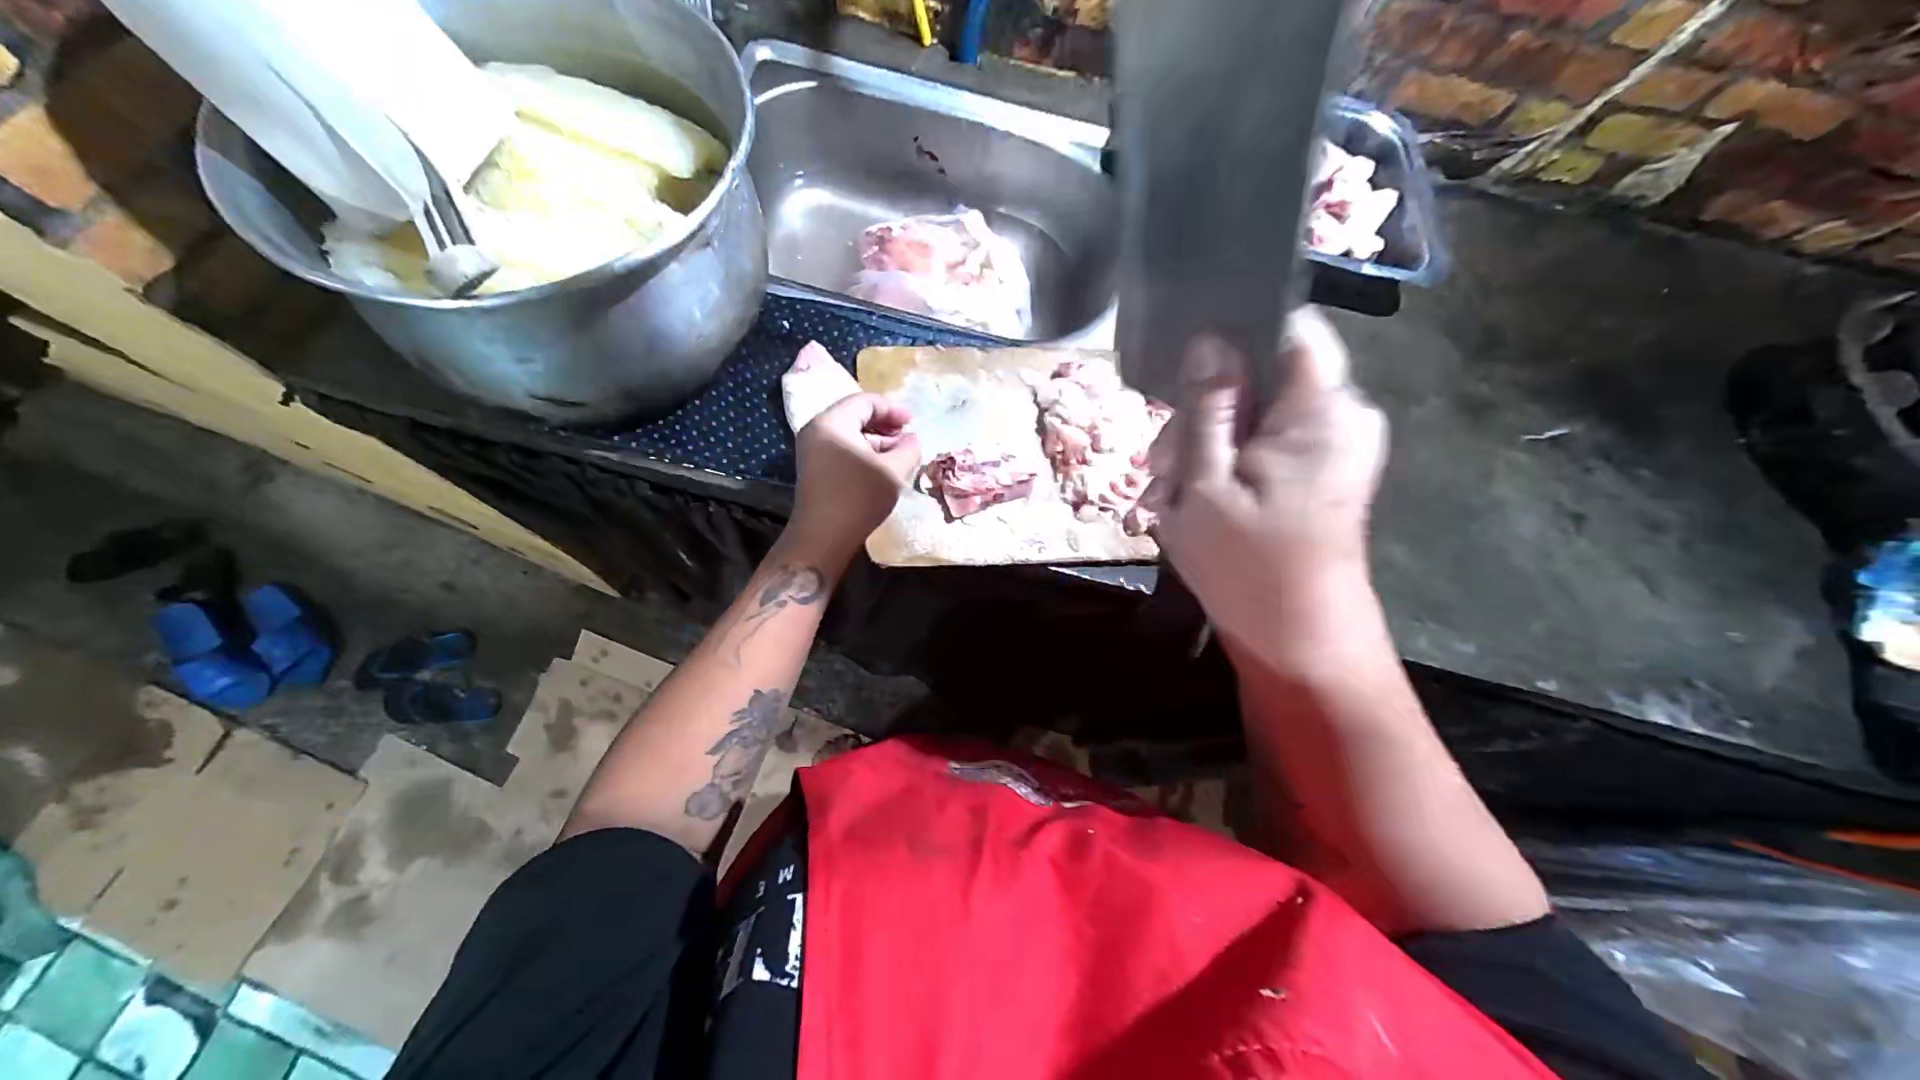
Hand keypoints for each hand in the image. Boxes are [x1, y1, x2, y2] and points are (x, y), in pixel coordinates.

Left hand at [787, 393, 921, 564]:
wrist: (823, 537)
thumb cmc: (859, 497)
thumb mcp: (893, 470)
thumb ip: (909, 448)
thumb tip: (912, 439)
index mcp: (833, 422)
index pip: (866, 401)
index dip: (893, 409)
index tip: (913, 422)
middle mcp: (817, 430)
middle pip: (855, 415)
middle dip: (884, 424)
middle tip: (907, 437)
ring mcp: (812, 450)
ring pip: (849, 433)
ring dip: (875, 440)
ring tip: (898, 455)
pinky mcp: (814, 468)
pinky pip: (841, 448)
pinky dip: (862, 452)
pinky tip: (880, 468)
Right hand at [1141, 308, 1388, 672]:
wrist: (1297, 640)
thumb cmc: (1247, 566)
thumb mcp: (1205, 483)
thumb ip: (1208, 407)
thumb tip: (1209, 342)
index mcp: (1322, 411)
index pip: (1289, 329)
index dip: (1234, 336)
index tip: (1186, 376)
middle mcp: (1342, 416)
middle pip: (1263, 376)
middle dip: (1204, 411)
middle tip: (1162, 467)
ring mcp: (1335, 445)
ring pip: (1256, 412)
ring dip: (1206, 444)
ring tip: (1170, 494)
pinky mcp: (1322, 469)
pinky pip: (1268, 441)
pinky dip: (1227, 462)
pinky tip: (1192, 498)